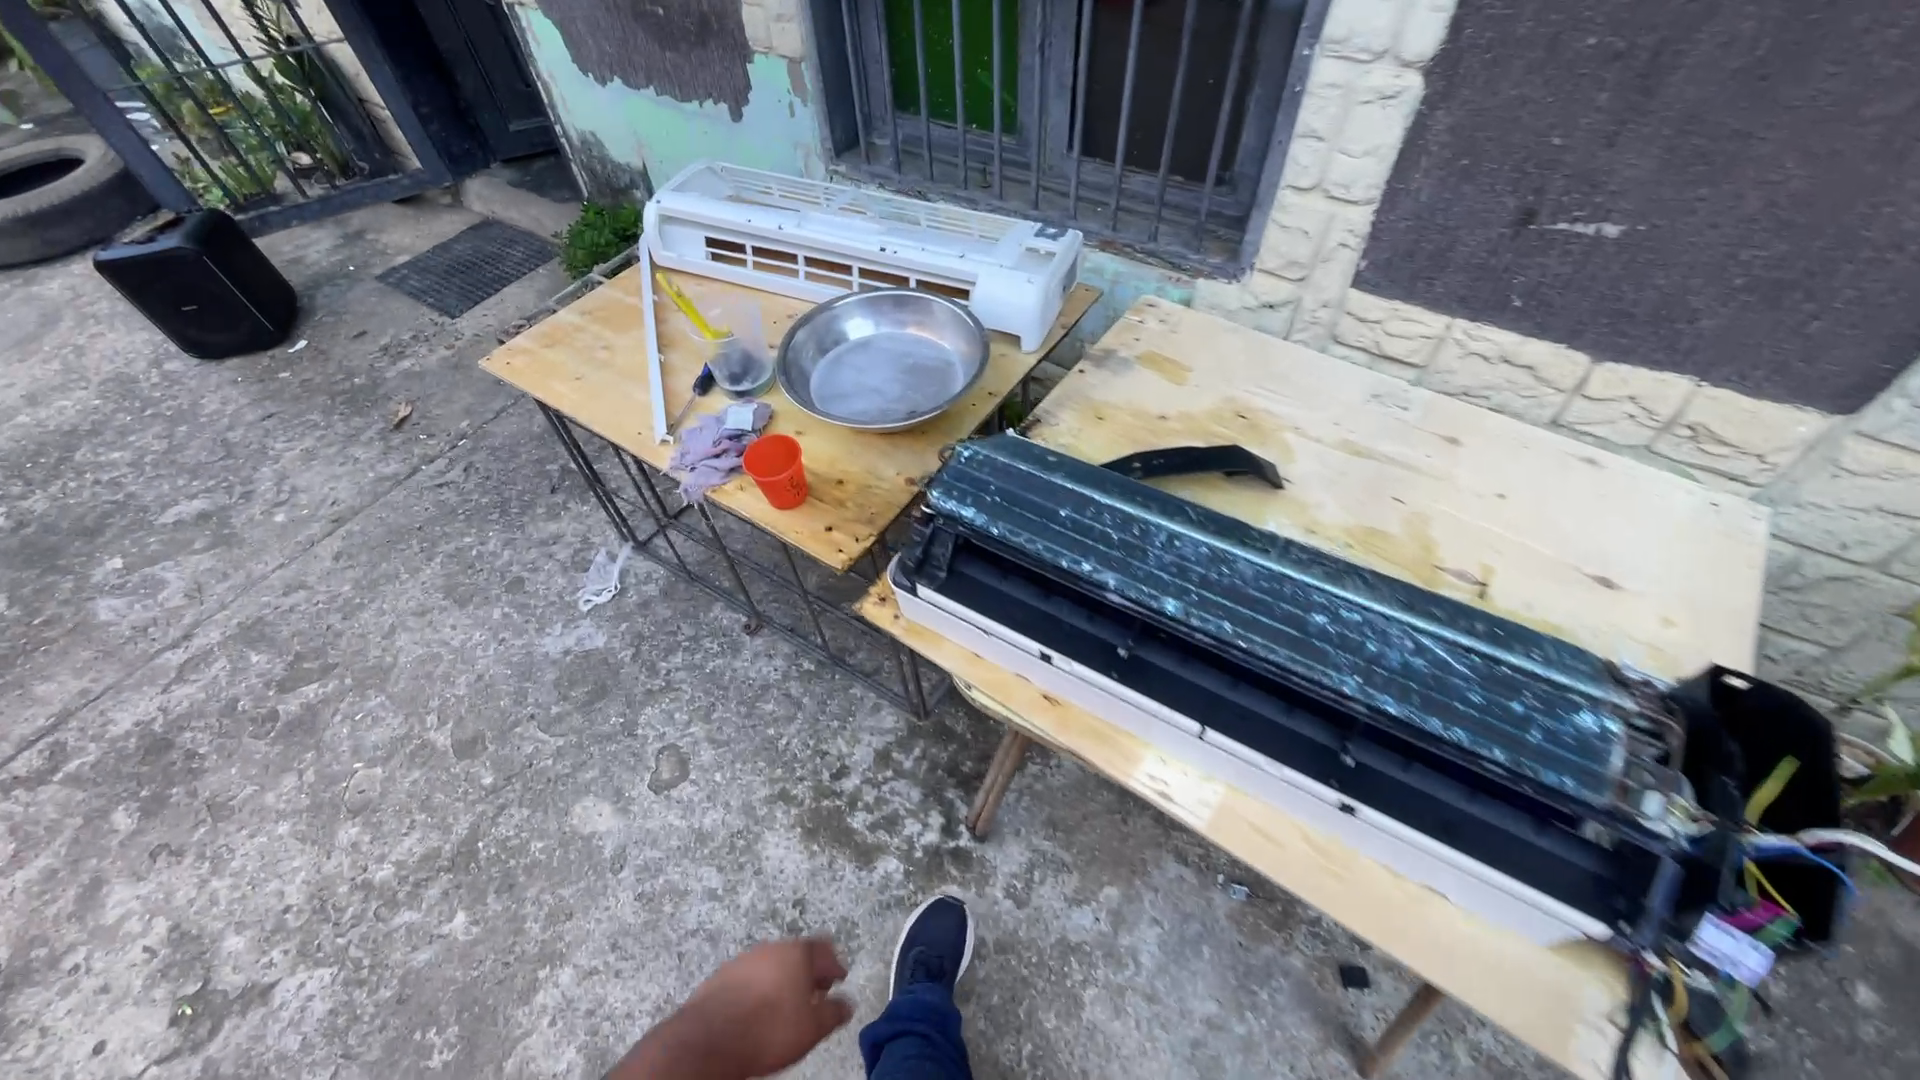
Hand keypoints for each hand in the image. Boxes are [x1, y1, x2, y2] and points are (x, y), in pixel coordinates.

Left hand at [611, 938, 854, 1079]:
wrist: (709, 1040)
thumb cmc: (769, 1029)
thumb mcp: (812, 1028)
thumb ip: (834, 1012)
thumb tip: (848, 1003)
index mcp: (798, 953)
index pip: (825, 947)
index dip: (834, 964)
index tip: (838, 979)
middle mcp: (772, 947)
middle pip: (797, 953)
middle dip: (808, 972)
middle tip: (815, 994)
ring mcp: (744, 959)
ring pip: (772, 964)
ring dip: (782, 979)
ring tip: (785, 1004)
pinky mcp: (721, 975)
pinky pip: (750, 976)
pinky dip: (759, 987)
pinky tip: (758, 1009)